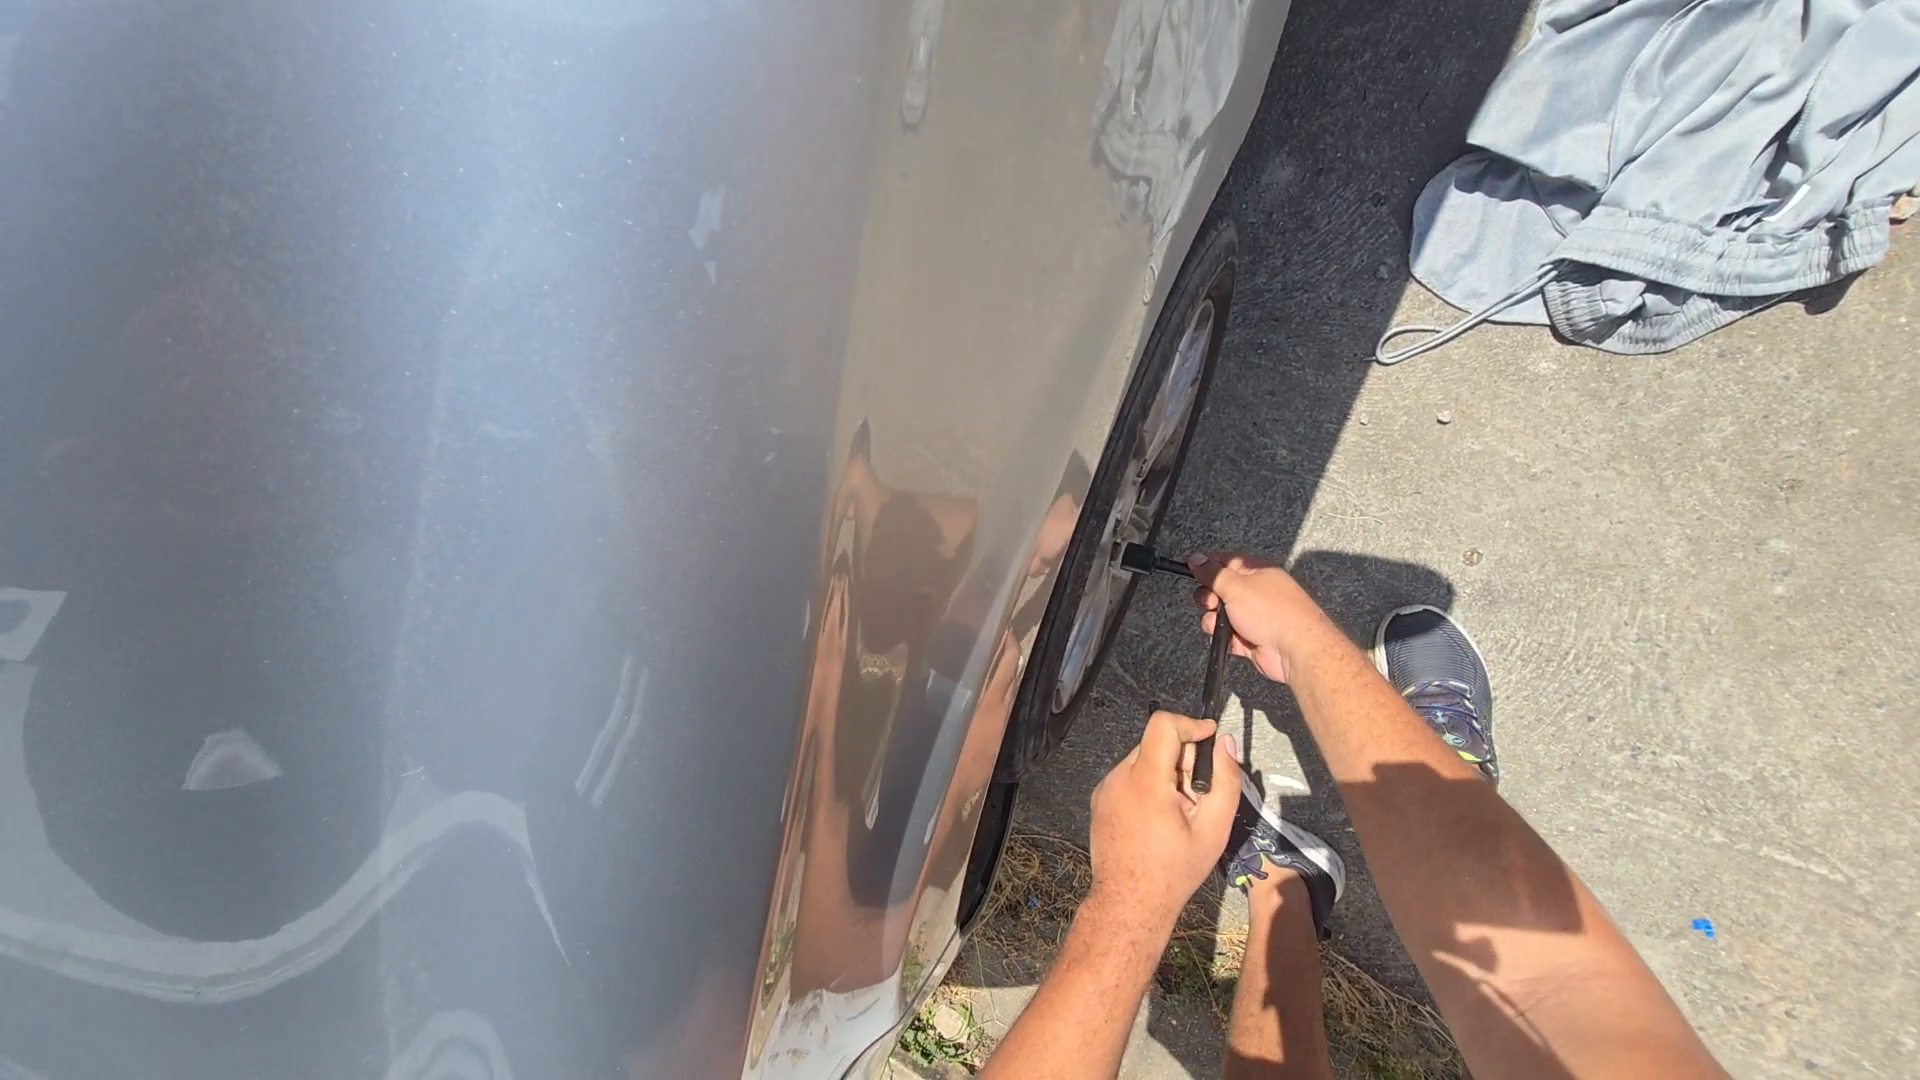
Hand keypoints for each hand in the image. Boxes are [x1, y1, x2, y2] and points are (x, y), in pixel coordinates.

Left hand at [1087, 711, 1240, 929]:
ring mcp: (1105, 786)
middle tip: (1195, 796)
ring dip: (1165, 775)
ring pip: (1143, 761)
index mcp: (1145, 779)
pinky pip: (1128, 777)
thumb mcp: (1213, 829)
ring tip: (1176, 813)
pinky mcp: (1099, 798)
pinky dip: (1146, 786)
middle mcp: (1119, 776)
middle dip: (1182, 761)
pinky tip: (1155, 819)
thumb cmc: (1173, 871)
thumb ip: (1225, 781)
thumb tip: (1225, 743)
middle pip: (1156, 745)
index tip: (1209, 737)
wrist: (1128, 901)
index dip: (1190, 725)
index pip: (1163, 724)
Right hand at [1187, 553, 1329, 683]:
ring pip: (1220, 614)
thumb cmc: (1273, 613)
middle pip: (1220, 589)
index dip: (1208, 564)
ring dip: (1214, 619)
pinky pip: (1227, 635)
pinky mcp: (1251, 638)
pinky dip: (1224, 637)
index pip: (1227, 562)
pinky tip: (1230, 638)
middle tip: (1211, 601)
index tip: (1190, 567)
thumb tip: (1196, 559)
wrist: (1295, 650)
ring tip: (1222, 623)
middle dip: (1209, 596)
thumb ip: (1212, 573)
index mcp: (1258, 573)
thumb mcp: (1235, 586)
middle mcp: (1257, 592)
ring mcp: (1255, 616)